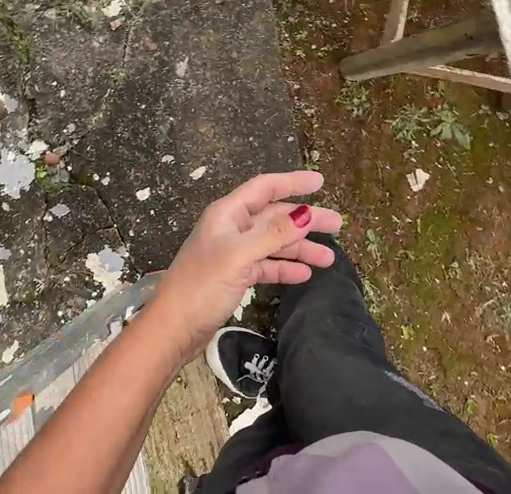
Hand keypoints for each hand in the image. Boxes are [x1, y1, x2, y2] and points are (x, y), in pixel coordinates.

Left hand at [147, 170, 343, 356]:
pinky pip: (266, 265)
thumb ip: (273, 234)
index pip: (265, 188)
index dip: (292, 182)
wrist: (173, 329)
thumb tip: (305, 213)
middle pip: (274, 216)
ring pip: (273, 242)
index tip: (320, 181)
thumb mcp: (239, 256)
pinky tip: (305, 274)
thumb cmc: (201, 286)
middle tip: (336, 223)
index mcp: (228, 214)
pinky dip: (285, 268)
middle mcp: (232, 228)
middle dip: (304, 219)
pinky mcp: (235, 276)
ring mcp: (234, 253)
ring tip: (330, 258)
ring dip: (300, 247)